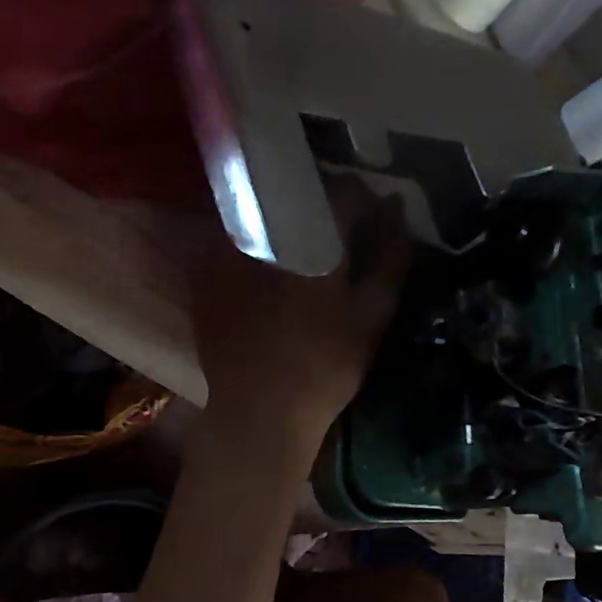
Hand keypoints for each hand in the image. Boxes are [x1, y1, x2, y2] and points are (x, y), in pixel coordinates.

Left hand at [190, 186, 411, 440]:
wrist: (261, 410)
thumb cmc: (328, 366)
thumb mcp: (374, 315)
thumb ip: (391, 258)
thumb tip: (396, 207)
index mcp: (313, 243)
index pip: (342, 191)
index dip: (362, 197)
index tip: (371, 215)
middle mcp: (267, 234)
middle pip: (299, 193)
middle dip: (322, 203)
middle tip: (338, 231)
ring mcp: (228, 250)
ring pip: (264, 210)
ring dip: (287, 219)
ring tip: (302, 245)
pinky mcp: (205, 269)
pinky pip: (234, 235)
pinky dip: (255, 241)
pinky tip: (267, 268)